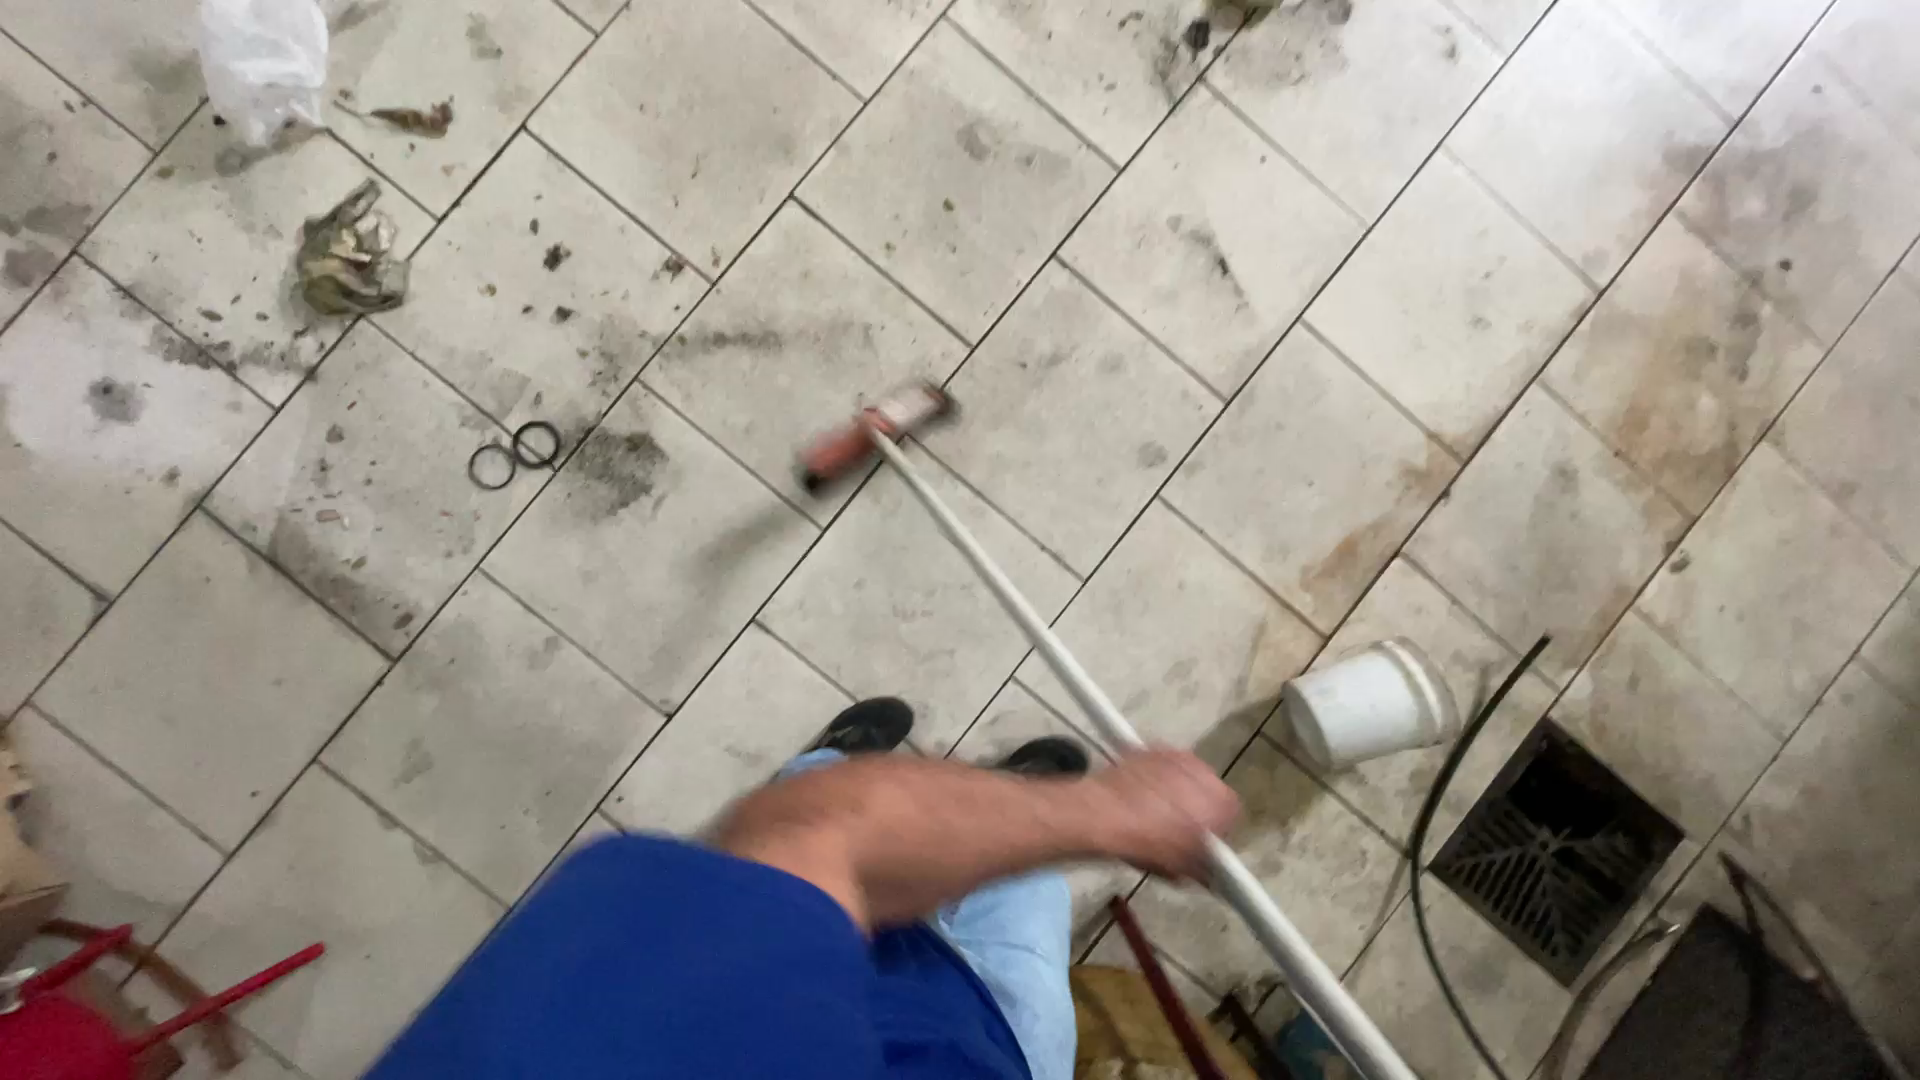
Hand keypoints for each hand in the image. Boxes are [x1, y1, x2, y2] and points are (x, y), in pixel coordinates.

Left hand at [1086, 748, 1239, 880]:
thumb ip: (1205, 866)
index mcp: (1220, 801)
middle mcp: (1204, 771)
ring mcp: (1175, 754)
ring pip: (1187, 774)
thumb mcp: (1181, 867)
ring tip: (1158, 810)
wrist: (1102, 811)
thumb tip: (1209, 870)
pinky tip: (1142, 793)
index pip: (1232, 813)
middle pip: (1210, 789)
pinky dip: (1157, 776)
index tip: (1205, 841)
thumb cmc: (1147, 842)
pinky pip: (1162, 764)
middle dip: (1199, 805)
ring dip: (1179, 788)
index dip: (1218, 828)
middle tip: (1181, 827)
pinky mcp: (1149, 747)